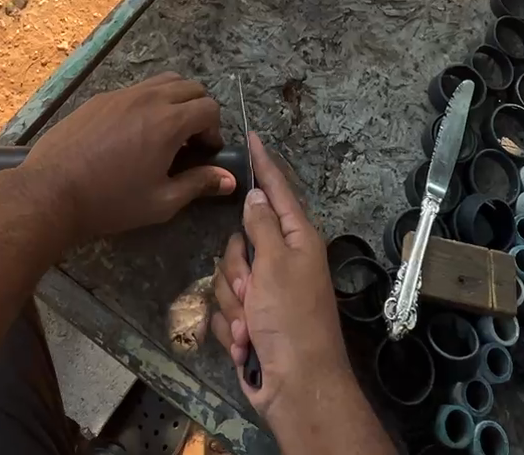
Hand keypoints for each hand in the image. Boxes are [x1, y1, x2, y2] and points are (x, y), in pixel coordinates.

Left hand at [18, 72, 235, 244]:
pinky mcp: (100, 98)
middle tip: (188, 141)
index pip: (209, 108)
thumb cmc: (110, 201)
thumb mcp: (161, 201)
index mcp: (169, 121)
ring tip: (164, 131)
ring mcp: (123, 94)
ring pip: (163, 82)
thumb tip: (229, 179)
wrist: (50, 192)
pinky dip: (147, 102)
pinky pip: (136, 90)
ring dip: (175, 100)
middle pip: (190, 87)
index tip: (204, 153)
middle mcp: (150, 98)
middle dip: (199, 111)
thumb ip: (198, 184)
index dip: (214, 130)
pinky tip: (131, 133)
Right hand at [210, 135, 351, 421]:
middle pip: (240, 239)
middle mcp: (282, 259)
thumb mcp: (275, 265)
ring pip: (227, 275)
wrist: (294, 387)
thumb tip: (256, 195)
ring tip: (251, 324)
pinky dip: (232, 327)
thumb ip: (261, 226)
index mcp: (298, 239)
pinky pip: (225, 307)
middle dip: (237, 269)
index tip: (253, 136)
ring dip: (234, 303)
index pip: (277, 190)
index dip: (264, 163)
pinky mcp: (251, 318)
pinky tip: (246, 343)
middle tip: (250, 291)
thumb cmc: (290, 320)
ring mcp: (265, 291)